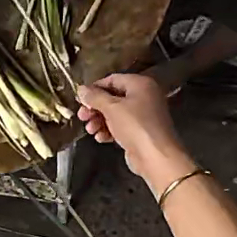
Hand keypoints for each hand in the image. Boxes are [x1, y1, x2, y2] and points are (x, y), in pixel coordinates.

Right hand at [77, 73, 197, 194]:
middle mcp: (143, 97)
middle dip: (95, 108)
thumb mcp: (111, 108)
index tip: (80, 100)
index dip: (94, 88)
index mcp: (140, 84)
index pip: (112, 80)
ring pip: (115, 114)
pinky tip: (101, 138)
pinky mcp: (139, 132)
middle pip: (112, 97)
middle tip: (82, 117)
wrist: (155, 156)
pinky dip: (109, 131)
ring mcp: (142, 115)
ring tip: (90, 130)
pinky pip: (120, 127)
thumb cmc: (135, 126)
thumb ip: (95, 97)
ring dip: (99, 121)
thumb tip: (81, 89)